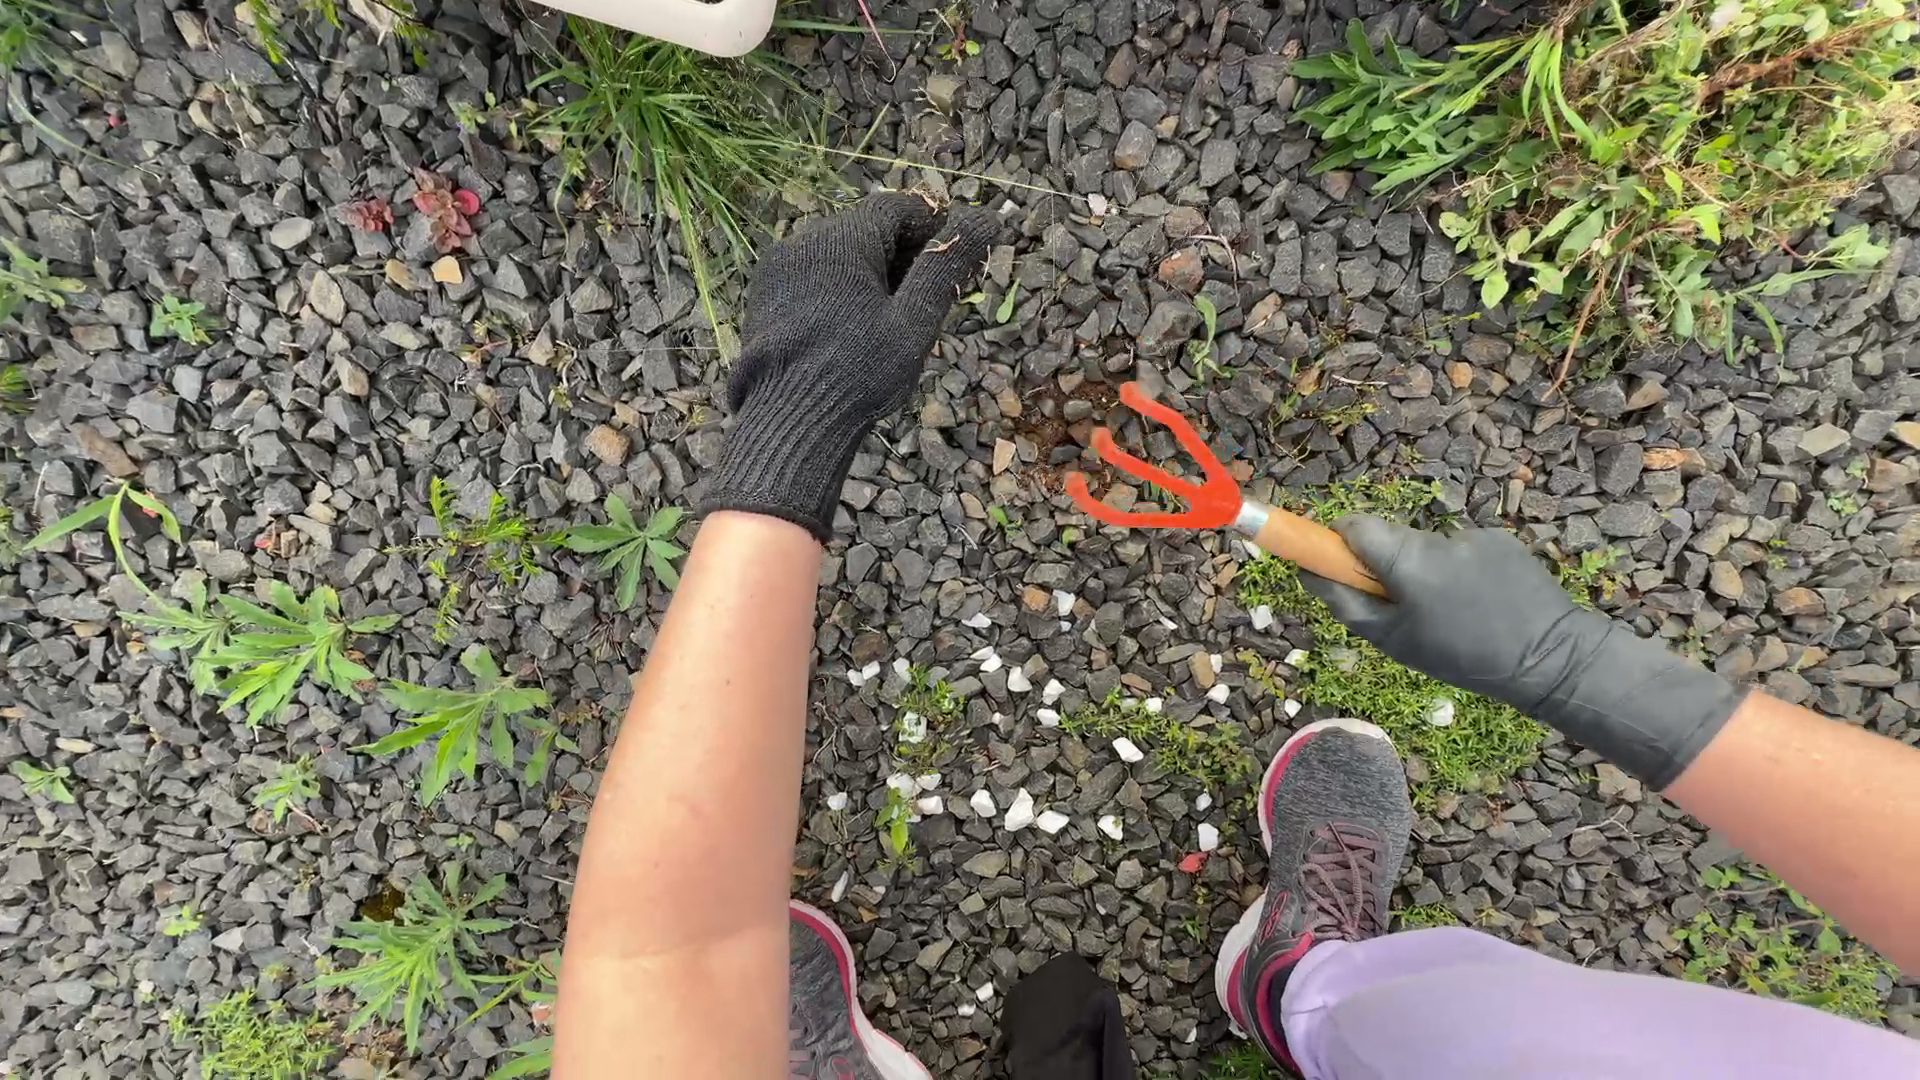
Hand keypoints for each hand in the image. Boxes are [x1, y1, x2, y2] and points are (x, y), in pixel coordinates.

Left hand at [698, 193, 995, 541]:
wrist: (790, 420)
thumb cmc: (859, 372)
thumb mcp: (913, 321)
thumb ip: (946, 266)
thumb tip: (987, 219)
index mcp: (840, 240)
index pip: (897, 208)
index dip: (932, 227)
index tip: (954, 260)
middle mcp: (802, 242)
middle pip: (866, 231)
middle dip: (903, 256)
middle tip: (930, 298)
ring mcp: (777, 270)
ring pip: (838, 257)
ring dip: (871, 276)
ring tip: (894, 321)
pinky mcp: (764, 298)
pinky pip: (813, 279)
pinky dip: (840, 293)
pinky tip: (854, 330)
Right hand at [1299, 517, 1745, 788]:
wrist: (1553, 660)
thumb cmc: (1458, 656)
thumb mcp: (1389, 638)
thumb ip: (1342, 600)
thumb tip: (1306, 570)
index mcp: (1407, 560)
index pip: (1353, 524)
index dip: (1339, 541)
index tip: (1343, 567)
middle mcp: (1437, 538)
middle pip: (1389, 536)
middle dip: (1383, 562)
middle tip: (1400, 602)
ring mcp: (1473, 535)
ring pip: (1425, 544)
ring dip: (1423, 568)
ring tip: (1446, 607)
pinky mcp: (1502, 540)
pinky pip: (1460, 549)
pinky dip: (1457, 569)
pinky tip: (1477, 598)